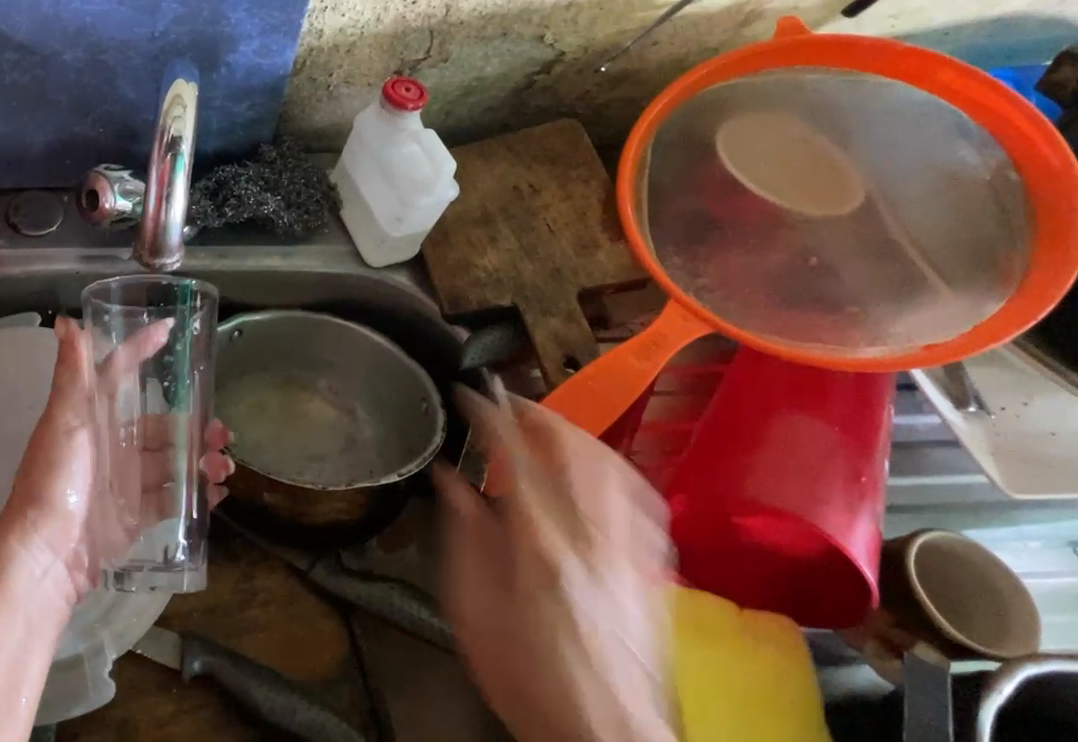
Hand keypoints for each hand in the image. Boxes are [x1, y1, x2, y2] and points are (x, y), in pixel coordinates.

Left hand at [0, 316, 233, 608]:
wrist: (47, 554)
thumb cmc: (54, 478)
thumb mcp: (63, 420)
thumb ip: (71, 373)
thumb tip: (65, 319)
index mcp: (91, 415)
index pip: (119, 372)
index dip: (142, 349)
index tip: (170, 329)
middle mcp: (109, 444)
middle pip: (159, 425)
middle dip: (192, 424)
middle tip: (222, 430)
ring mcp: (123, 481)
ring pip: (170, 462)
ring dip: (200, 459)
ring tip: (224, 465)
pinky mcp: (133, 516)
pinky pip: (171, 499)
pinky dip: (195, 494)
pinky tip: (217, 492)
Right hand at [434, 390, 676, 741]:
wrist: (603, 735)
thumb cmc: (524, 674)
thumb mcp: (472, 607)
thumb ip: (464, 534)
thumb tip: (450, 478)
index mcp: (540, 544)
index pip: (515, 456)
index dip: (490, 414)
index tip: (468, 393)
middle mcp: (592, 537)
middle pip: (575, 450)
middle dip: (538, 412)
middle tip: (507, 400)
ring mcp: (629, 551)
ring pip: (613, 467)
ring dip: (577, 433)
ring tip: (547, 425)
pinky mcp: (651, 568)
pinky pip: (639, 498)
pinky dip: (613, 467)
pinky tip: (596, 469)